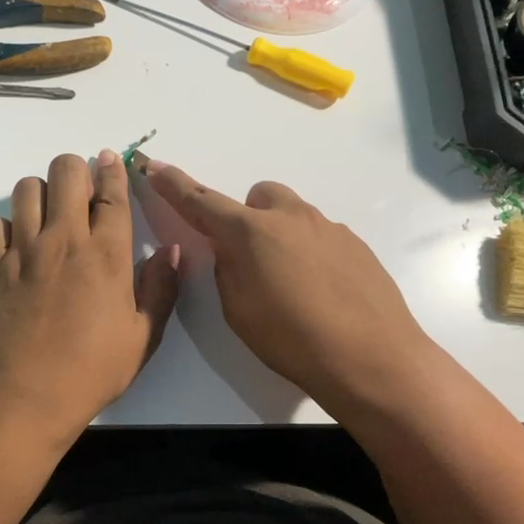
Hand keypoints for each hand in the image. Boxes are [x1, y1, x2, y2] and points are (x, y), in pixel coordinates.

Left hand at [0, 150, 179, 442]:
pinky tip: (17, 248)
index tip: (113, 160)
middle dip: (77, 172)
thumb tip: (172, 250)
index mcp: (107, 254)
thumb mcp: (143, 337)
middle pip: (66, 171)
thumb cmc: (92, 371)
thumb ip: (161, 289)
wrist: (25, 396)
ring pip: (26, 187)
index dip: (114, 169)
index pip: (112, 192)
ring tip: (48, 218)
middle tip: (81, 196)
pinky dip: (6, 227)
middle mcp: (64, 239)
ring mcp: (23, 250)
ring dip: (41, 194)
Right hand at [142, 159, 423, 411]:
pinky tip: (322, 295)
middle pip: (259, 197)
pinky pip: (321, 238)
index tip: (154, 166)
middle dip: (248, 218)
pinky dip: (312, 257)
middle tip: (250, 260)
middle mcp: (290, 217)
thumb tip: (234, 252)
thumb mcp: (238, 310)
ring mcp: (328, 227)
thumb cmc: (290, 339)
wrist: (369, 356)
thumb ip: (228, 270)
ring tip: (292, 289)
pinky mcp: (356, 245)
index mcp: (250, 232)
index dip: (173, 185)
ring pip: (294, 218)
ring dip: (282, 239)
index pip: (201, 201)